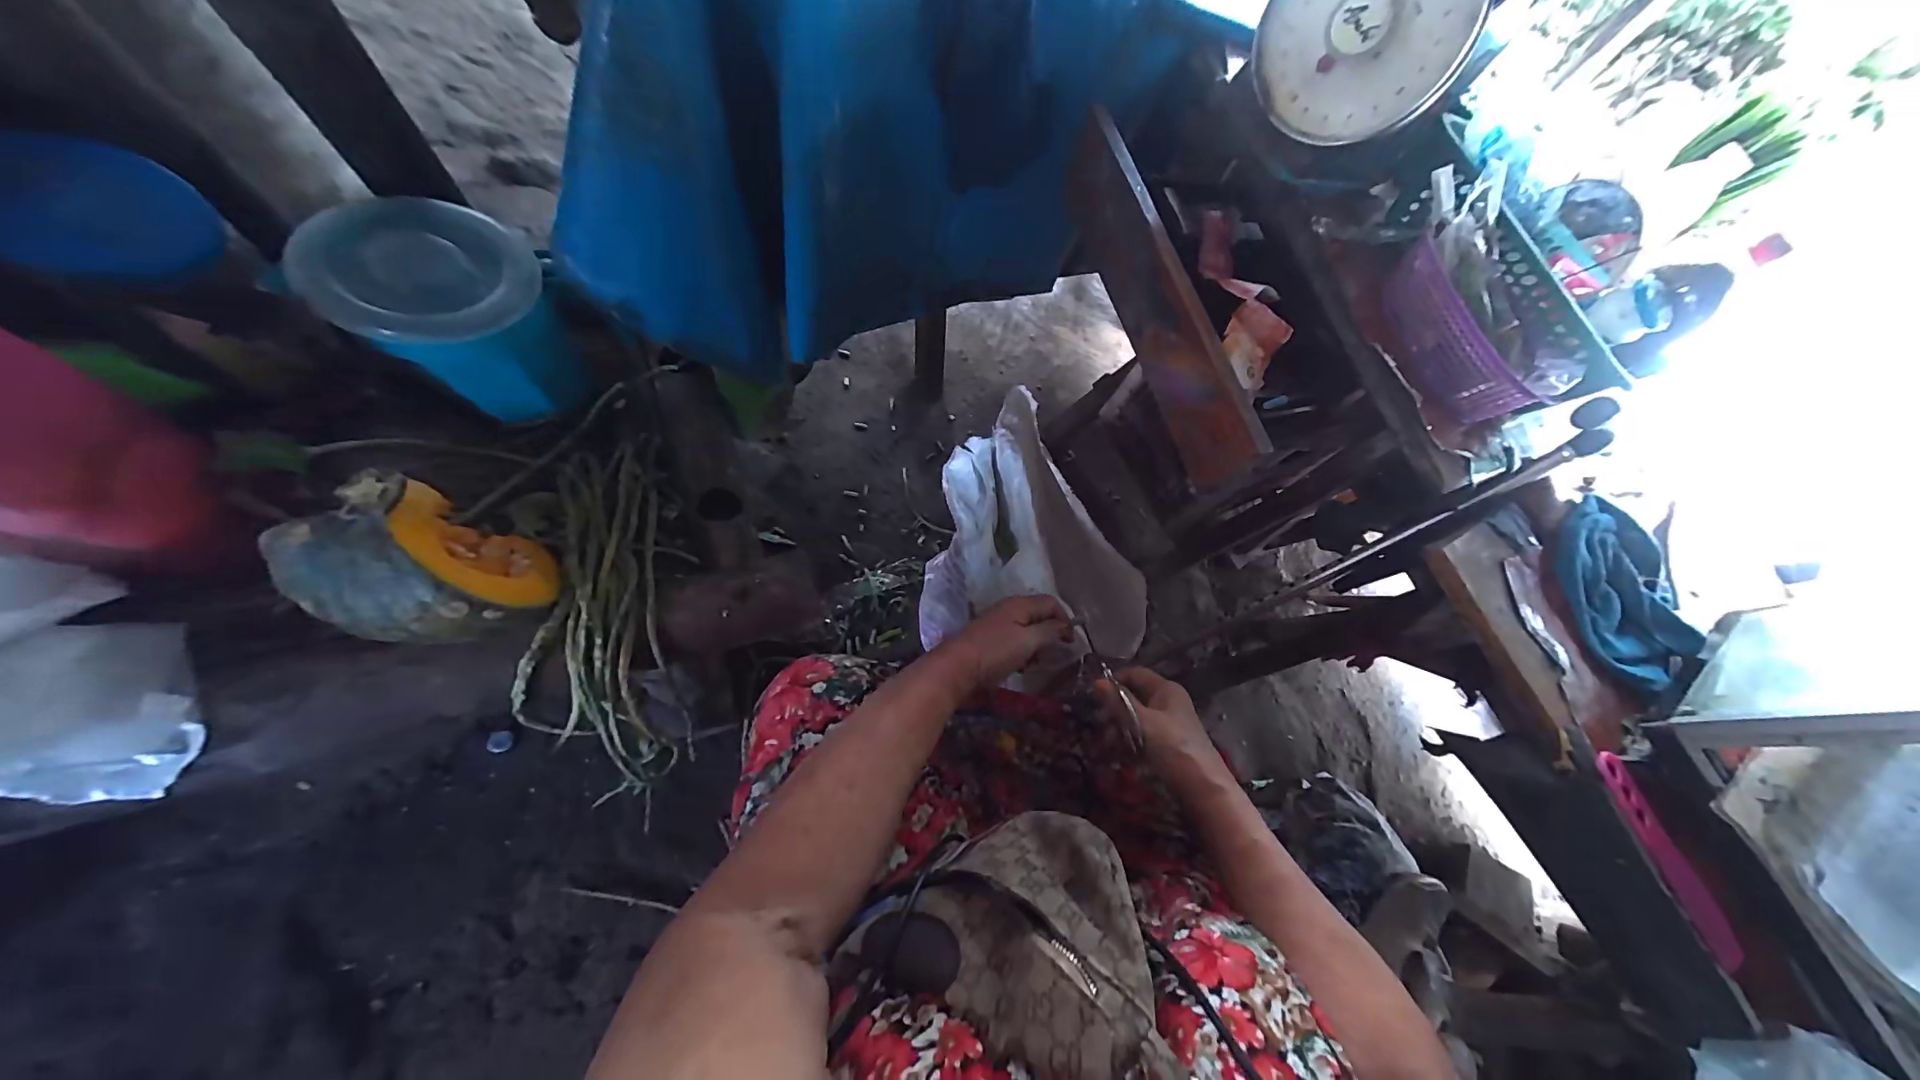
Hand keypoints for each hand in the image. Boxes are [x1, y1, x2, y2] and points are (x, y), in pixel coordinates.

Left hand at [937, 595, 1073, 695]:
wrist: (957, 667)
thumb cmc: (996, 652)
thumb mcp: (1028, 641)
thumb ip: (1049, 631)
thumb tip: (1065, 626)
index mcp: (1019, 604)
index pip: (1051, 602)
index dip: (1065, 619)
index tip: (1071, 641)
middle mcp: (1008, 609)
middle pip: (1039, 615)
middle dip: (1051, 632)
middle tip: (1056, 652)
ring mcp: (997, 624)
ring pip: (1027, 629)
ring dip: (1037, 644)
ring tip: (1038, 662)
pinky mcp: (989, 639)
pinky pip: (1014, 640)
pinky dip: (1023, 651)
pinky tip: (1021, 666)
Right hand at [1096, 668, 1230, 785]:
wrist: (1203, 787)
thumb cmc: (1173, 746)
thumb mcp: (1142, 722)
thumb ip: (1119, 702)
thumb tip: (1097, 681)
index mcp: (1166, 690)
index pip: (1135, 674)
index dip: (1115, 680)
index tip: (1094, 696)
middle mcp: (1168, 703)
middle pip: (1134, 697)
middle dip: (1114, 710)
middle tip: (1098, 724)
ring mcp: (1168, 724)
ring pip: (1136, 719)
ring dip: (1118, 729)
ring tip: (1104, 744)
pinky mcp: (1167, 745)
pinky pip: (1142, 737)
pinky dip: (1128, 743)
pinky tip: (1117, 755)